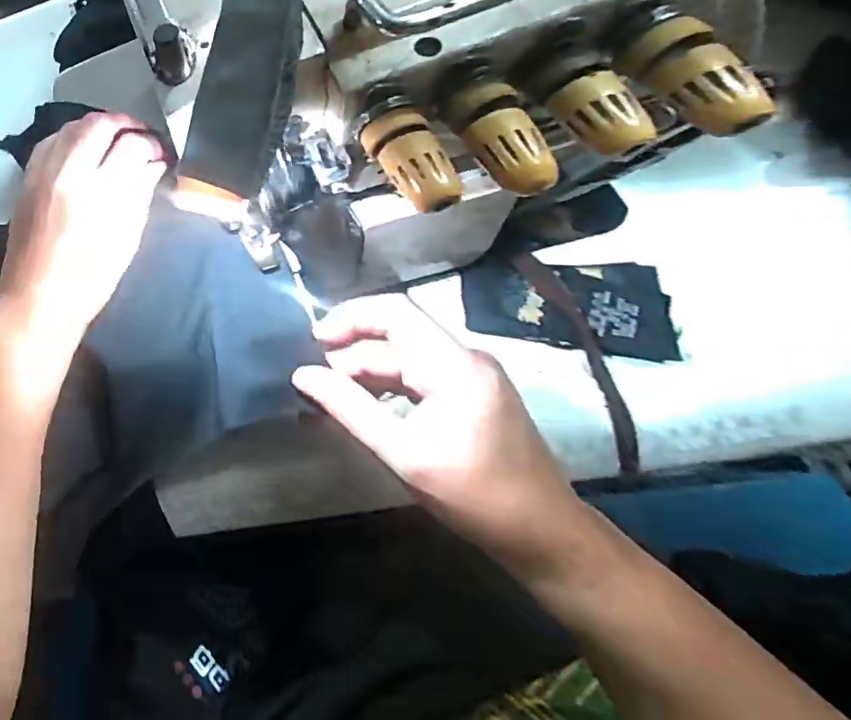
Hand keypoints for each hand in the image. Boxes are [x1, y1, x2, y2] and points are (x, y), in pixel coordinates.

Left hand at [0, 112, 166, 347]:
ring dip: (97, 127)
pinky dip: (70, 138)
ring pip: (71, 126)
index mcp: (97, 192)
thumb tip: (152, 164)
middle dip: (125, 124)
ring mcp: (41, 173)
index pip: (131, 145)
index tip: (160, 154)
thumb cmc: (88, 280)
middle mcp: (66, 173)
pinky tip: (83, 151)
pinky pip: (50, 142)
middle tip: (140, 138)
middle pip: (98, 124)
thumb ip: (140, 192)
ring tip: (114, 141)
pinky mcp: (26, 180)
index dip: (152, 145)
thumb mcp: (127, 237)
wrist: (35, 300)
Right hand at [291, 294, 590, 580]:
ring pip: (404, 353)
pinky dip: (386, 382)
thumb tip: (302, 376)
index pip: (394, 312)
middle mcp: (466, 358)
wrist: (548, 537)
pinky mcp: (471, 392)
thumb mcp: (405, 456)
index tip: (313, 341)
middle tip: (315, 379)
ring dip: (365, 368)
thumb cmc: (478, 499)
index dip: (349, 317)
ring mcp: (471, 374)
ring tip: (331, 393)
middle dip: (351, 349)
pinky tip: (363, 403)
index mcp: (455, 366)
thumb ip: (350, 410)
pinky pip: (418, 371)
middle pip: (396, 332)